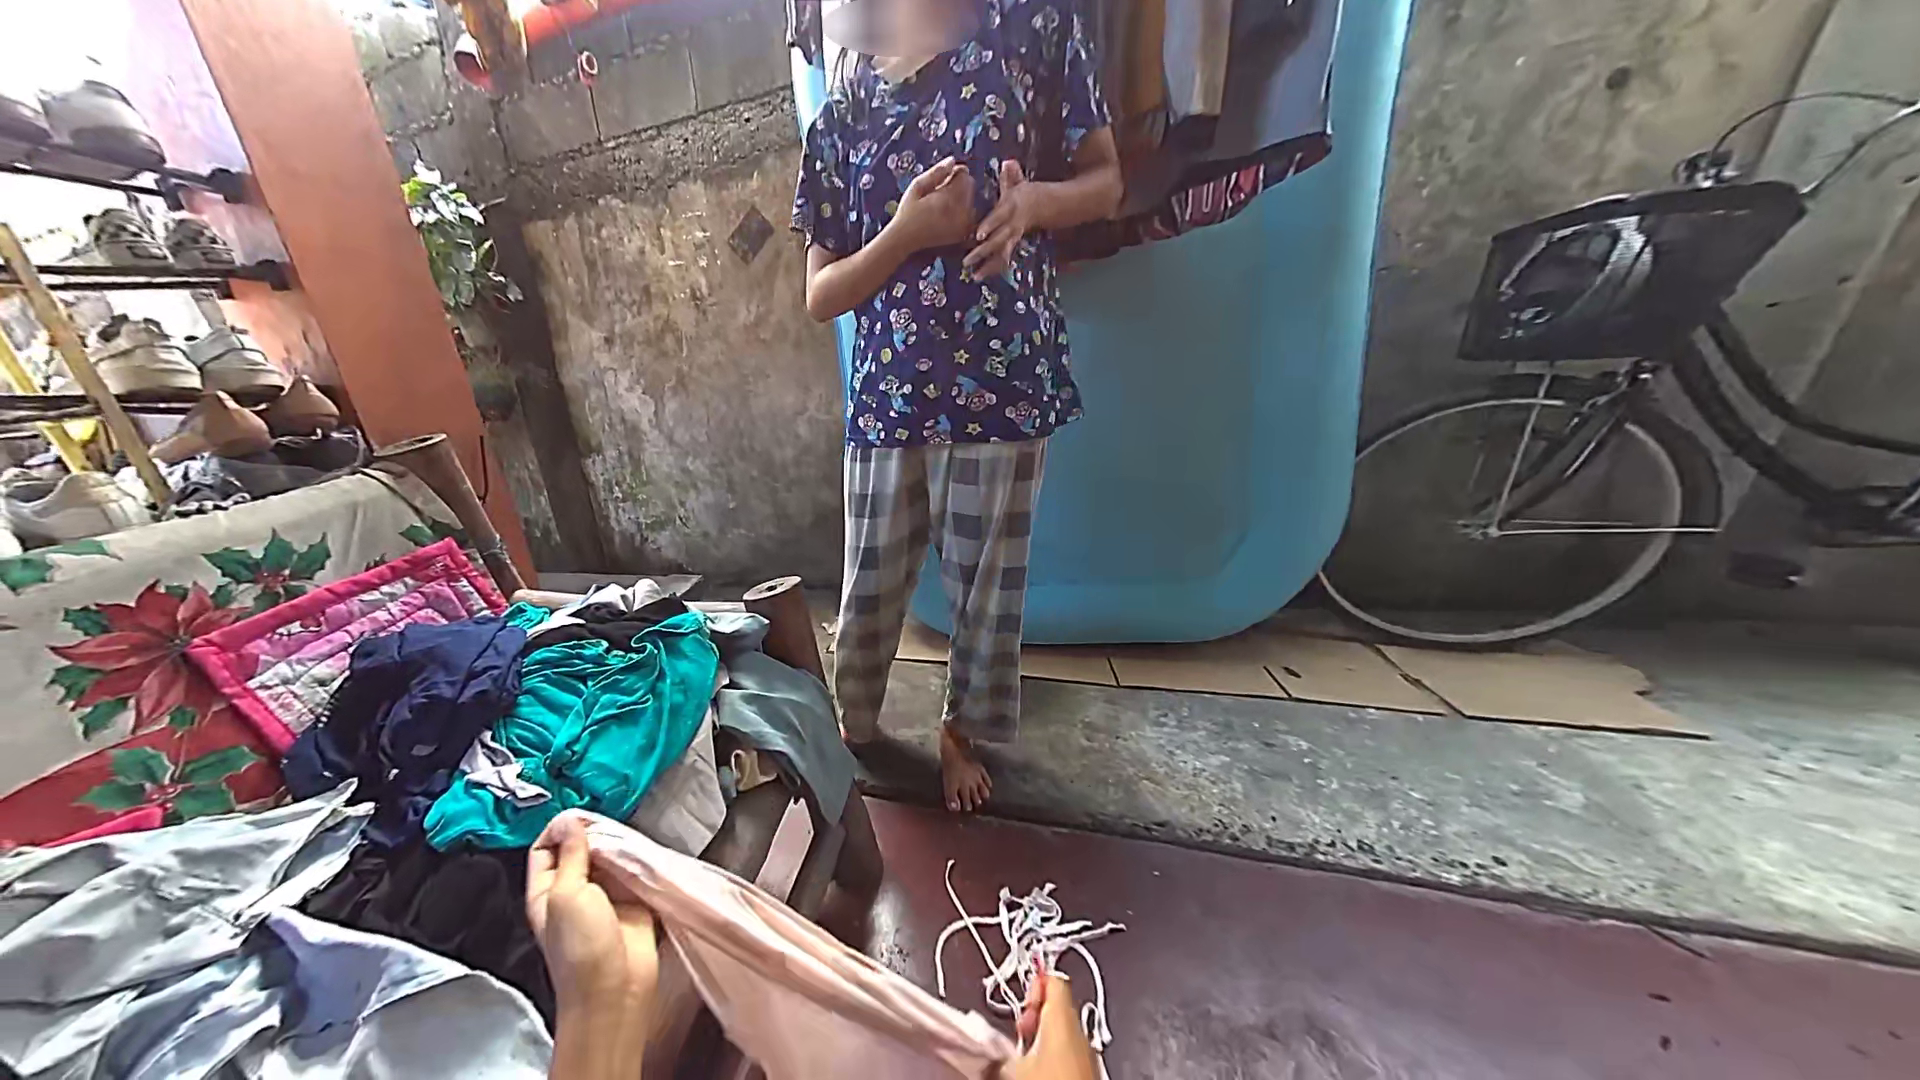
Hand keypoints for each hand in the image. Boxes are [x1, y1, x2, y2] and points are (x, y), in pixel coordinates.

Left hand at [527, 814, 659, 1010]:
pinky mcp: (632, 896)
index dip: (558, 829)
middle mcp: (573, 889)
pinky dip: (638, 854)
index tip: (580, 814)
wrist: (616, 985)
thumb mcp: (567, 895)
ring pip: (608, 855)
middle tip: (610, 820)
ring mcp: (604, 894)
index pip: (544, 849)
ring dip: (618, 842)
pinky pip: (632, 867)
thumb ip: (571, 855)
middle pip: (580, 848)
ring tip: (629, 831)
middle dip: (594, 831)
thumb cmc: (581, 946)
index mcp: (546, 891)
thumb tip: (570, 819)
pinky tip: (643, 845)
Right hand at [892, 157, 977, 252]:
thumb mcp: (917, 186)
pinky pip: (970, 213)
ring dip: (960, 197)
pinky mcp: (964, 232)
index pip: (964, 175)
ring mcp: (964, 224)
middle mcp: (961, 212)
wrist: (906, 240)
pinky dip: (962, 210)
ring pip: (971, 199)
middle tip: (939, 193)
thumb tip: (952, 160)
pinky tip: (947, 215)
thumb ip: (936, 172)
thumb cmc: (908, 212)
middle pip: (970, 186)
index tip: (940, 180)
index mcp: (949, 200)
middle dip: (958, 185)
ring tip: (942, 205)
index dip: (953, 173)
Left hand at [965, 159, 1033, 279]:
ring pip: (1001, 254)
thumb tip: (1008, 163)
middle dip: (983, 252)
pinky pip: (1002, 259)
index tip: (978, 235)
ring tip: (975, 276)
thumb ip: (1011, 175)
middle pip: (998, 241)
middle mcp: (1012, 225)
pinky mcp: (1011, 245)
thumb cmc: (1022, 192)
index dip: (990, 226)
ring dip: (988, 266)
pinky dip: (992, 269)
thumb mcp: (1018, 181)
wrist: (1041, 206)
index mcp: (1011, 207)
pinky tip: (980, 276)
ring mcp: (1012, 237)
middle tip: (967, 261)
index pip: (999, 217)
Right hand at [1009, 974, 1099, 1079]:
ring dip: (1044, 1035)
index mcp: (1062, 1014)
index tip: (1023, 1001)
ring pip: (1063, 1027)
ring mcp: (1087, 1049)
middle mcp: (1079, 1027)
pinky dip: (1055, 1052)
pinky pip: (1071, 1048)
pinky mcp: (1090, 1069)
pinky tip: (1043, 1069)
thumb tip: (992, 1045)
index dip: (1035, 983)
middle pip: (1057, 1003)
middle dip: (1036, 1013)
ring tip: (1028, 1053)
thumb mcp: (1016, 1065)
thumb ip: (1003, 1044)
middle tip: (1022, 1030)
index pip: (1053, 978)